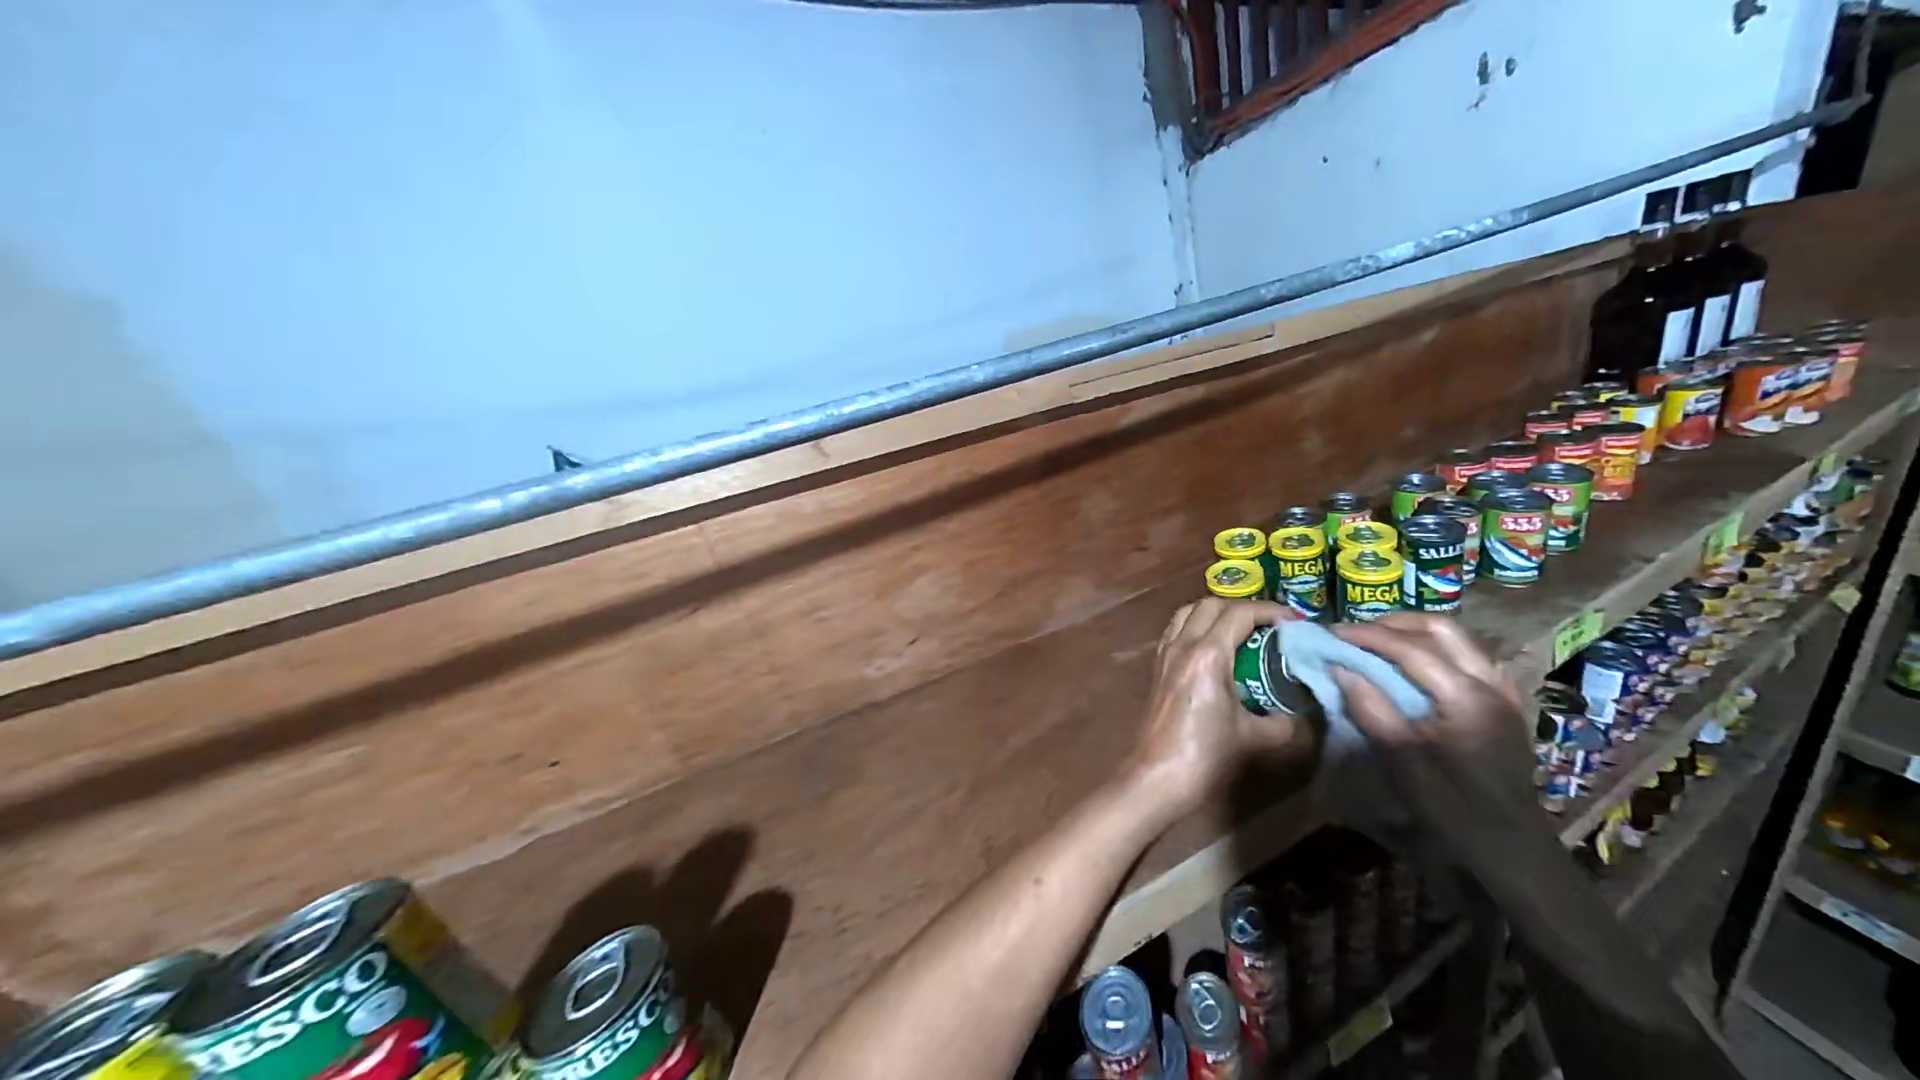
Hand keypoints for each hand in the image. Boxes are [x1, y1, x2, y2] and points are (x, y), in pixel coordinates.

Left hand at [1125, 598, 1309, 819]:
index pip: (1240, 613)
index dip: (1271, 611)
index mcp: (1207, 654)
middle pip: (1212, 604)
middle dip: (1245, 607)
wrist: (1157, 777)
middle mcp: (1182, 645)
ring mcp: (1165, 654)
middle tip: (1273, 625)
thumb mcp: (1258, 738)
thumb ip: (1293, 722)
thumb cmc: (1206, 756)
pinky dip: (1197, 624)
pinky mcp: (1156, 667)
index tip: (1297, 622)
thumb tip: (1317, 712)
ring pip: (1190, 612)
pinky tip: (1215, 646)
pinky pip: (1176, 629)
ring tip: (1245, 630)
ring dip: (1217, 612)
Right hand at [1331, 615, 1539, 864]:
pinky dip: (1438, 650)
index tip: (1331, 632)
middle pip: (1441, 629)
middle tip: (1357, 632)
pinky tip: (1419, 665)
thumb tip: (1339, 668)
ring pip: (1460, 640)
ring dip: (1417, 633)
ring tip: (1381, 642)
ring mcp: (1504, 692)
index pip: (1409, 648)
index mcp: (1465, 696)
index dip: (1366, 636)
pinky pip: (1471, 658)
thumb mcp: (1402, 759)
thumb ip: (1371, 708)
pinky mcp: (1506, 704)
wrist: (1510, 847)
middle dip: (1394, 624)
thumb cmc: (1451, 806)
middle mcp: (1490, 683)